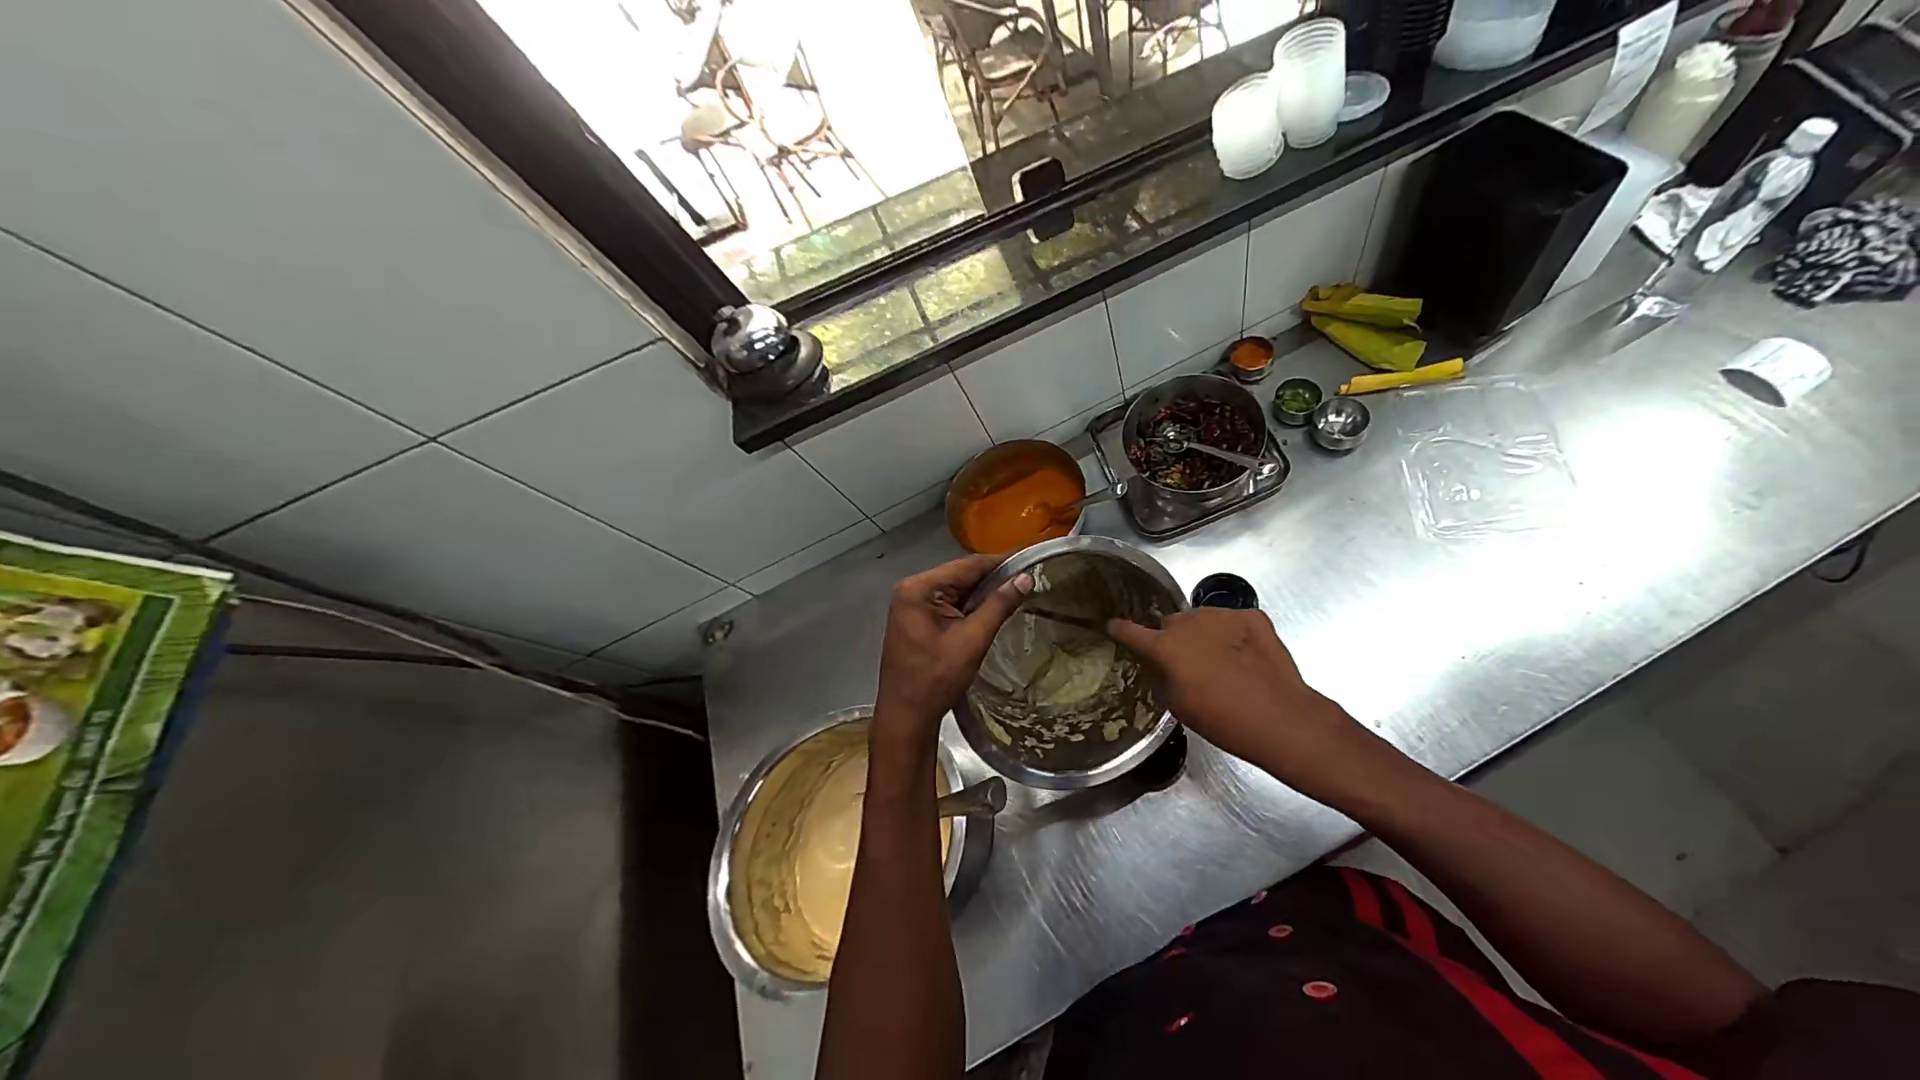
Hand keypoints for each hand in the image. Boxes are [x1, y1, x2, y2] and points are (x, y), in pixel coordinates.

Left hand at [875, 555, 1032, 734]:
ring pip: (956, 590)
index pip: (967, 565)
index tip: (1030, 560)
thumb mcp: (972, 640)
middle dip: (993, 578)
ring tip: (1018, 592)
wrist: (906, 716)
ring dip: (983, 594)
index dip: (1001, 562)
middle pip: (961, 575)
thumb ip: (998, 605)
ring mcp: (911, 604)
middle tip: (1029, 579)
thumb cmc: (935, 680)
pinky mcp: (916, 619)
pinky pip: (948, 604)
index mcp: (919, 588)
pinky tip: (992, 610)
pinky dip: (970, 607)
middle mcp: (912, 589)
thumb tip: (1025, 578)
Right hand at [1107, 609, 1399, 800]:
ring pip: (1203, 619)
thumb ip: (1163, 677)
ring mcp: (1225, 616)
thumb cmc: (1224, 721)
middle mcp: (1191, 623)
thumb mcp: (1180, 706)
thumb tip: (1161, 667)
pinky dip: (1235, 634)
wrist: (1282, 719)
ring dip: (1205, 634)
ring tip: (1221, 662)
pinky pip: (1234, 621)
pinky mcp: (1254, 617)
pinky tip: (1245, 655)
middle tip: (1189, 664)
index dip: (1121, 630)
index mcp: (1167, 647)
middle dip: (1175, 638)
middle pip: (1173, 624)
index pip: (1133, 632)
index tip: (1113, 625)